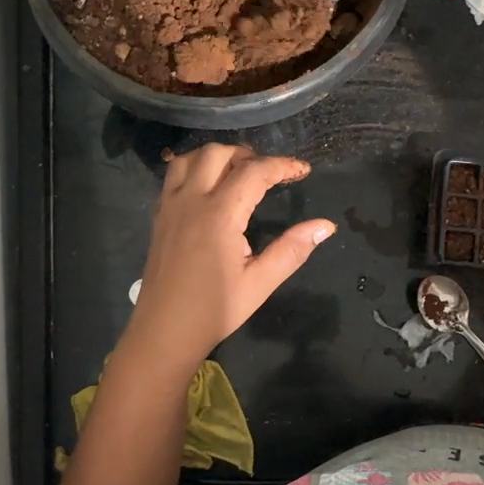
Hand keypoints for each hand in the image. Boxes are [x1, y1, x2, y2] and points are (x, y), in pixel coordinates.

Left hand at [122, 144, 335, 369]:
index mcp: (219, 215)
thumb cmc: (214, 310)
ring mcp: (170, 207)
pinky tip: (208, 191)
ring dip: (216, 157)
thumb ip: (292, 250)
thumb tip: (325, 226)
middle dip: (248, 155)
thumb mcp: (260, 283)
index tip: (303, 170)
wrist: (164, 331)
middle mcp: (191, 201)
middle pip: (218, 153)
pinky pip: (173, 177)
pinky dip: (193, 171)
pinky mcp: (158, 217)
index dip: (282, 166)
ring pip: (189, 159)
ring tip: (238, 175)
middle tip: (270, 174)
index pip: (255, 172)